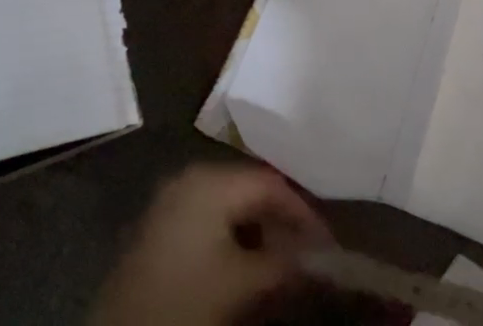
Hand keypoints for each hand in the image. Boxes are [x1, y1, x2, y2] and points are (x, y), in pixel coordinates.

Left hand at [92, 163, 329, 325]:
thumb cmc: (186, 302)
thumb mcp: (246, 283)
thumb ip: (290, 262)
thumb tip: (326, 256)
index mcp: (210, 181)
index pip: (273, 184)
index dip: (304, 213)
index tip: (327, 244)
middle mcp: (188, 181)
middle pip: (250, 191)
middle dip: (281, 221)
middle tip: (306, 251)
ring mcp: (166, 205)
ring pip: (229, 207)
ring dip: (257, 232)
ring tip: (277, 263)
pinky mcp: (155, 232)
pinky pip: (206, 222)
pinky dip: (231, 239)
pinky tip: (243, 267)